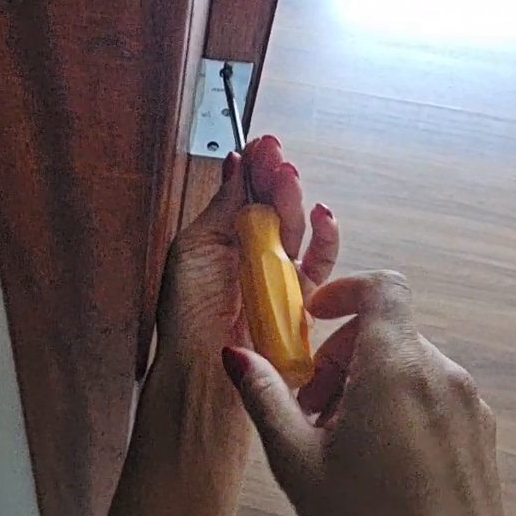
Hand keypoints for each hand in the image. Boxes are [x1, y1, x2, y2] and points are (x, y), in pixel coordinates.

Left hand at [156, 136, 338, 367]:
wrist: (203, 371)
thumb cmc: (189, 315)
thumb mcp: (195, 248)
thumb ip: (222, 207)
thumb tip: (236, 163)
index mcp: (222, 240)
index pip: (243, 194)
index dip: (254, 168)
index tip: (260, 143)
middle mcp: (251, 254)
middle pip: (271, 205)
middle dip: (273, 175)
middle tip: (274, 151)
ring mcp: (278, 275)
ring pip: (295, 227)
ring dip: (293, 197)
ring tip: (287, 176)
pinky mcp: (302, 300)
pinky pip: (321, 263)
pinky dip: (326, 236)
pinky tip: (321, 213)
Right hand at [224, 273, 515, 515]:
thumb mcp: (299, 463)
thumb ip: (265, 397)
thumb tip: (236, 356)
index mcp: (397, 369)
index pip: (384, 287)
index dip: (344, 290)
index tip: (312, 320)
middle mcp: (441, 377)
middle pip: (384, 331)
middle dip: (338, 357)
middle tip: (308, 410)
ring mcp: (467, 410)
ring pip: (405, 365)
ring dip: (363, 385)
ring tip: (335, 445)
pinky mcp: (479, 440)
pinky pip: (428, 396)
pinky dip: (393, 407)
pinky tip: (371, 464)